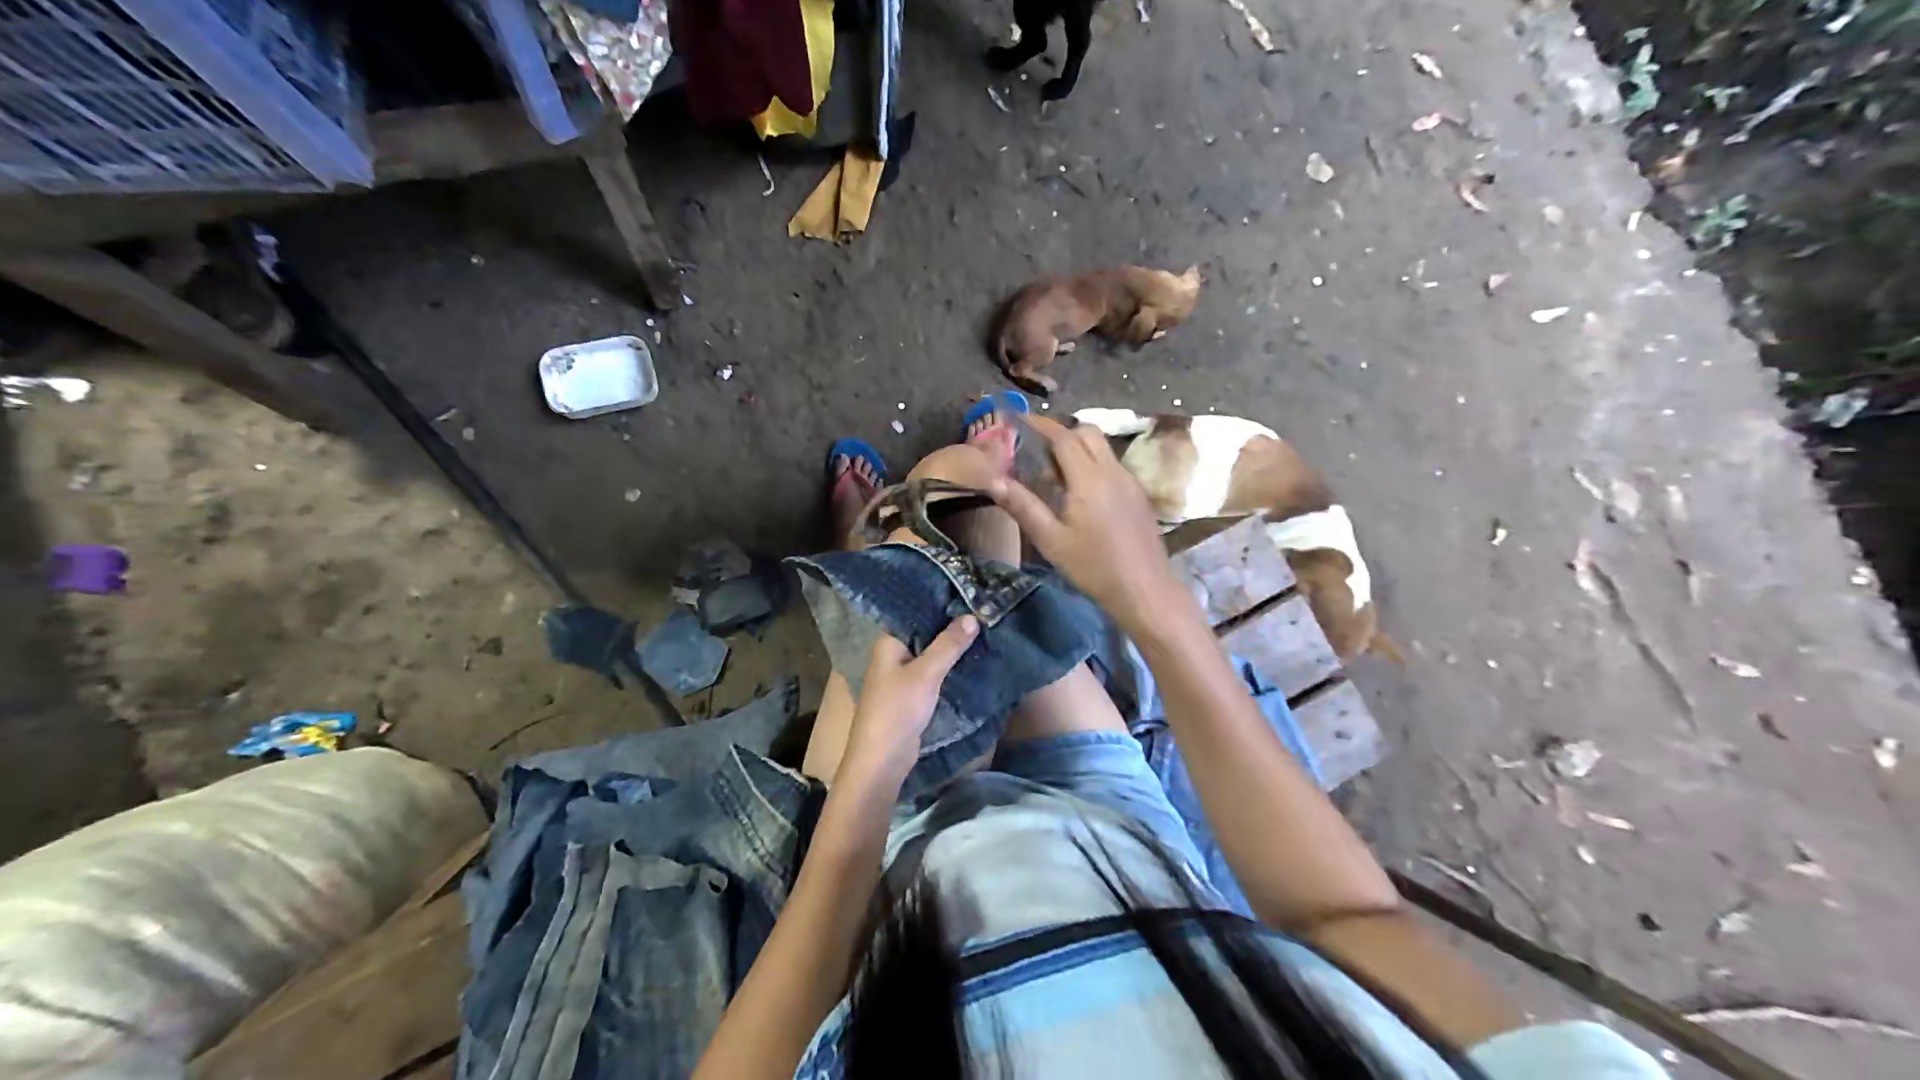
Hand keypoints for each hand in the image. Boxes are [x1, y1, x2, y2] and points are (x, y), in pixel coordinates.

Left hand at [839, 615, 978, 783]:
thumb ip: (948, 645)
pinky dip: (949, 666)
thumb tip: (972, 616)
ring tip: (984, 629)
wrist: (882, 760)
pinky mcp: (911, 694)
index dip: (939, 602)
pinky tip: (972, 659)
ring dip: (951, 646)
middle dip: (950, 625)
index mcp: (888, 642)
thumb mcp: (926, 673)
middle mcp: (893, 654)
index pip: (914, 612)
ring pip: (930, 653)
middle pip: (924, 633)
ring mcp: (901, 675)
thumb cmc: (897, 710)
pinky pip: (932, 672)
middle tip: (982, 609)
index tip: (967, 591)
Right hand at [989, 416, 1185, 631]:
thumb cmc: (1093, 567)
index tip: (1019, 421)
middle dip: (1061, 433)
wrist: (1144, 589)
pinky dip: (1092, 465)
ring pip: (1102, 449)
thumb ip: (1023, 506)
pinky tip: (1080, 494)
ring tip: (1054, 473)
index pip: (1063, 437)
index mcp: (1089, 479)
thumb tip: (993, 481)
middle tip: (1037, 450)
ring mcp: (1129, 482)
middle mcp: (1112, 471)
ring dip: (1078, 449)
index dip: (1040, 425)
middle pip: (1087, 433)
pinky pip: (1112, 466)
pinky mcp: (1138, 495)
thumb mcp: (1051, 540)